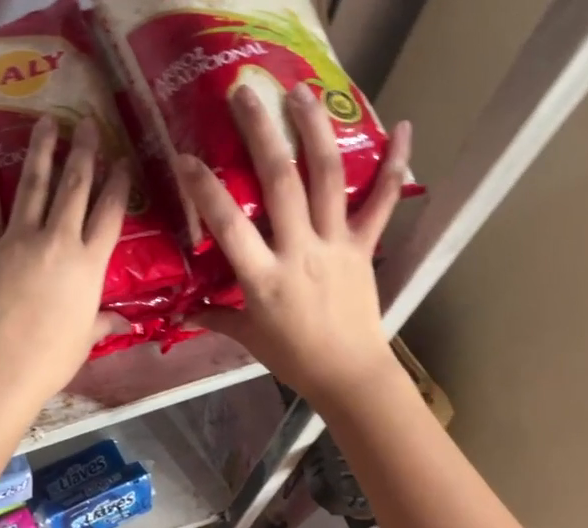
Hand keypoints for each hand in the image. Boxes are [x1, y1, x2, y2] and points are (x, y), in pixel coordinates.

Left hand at [0, 116, 130, 409]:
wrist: (3, 369)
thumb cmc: (51, 360)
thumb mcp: (84, 340)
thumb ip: (101, 322)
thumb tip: (124, 324)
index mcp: (89, 265)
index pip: (109, 213)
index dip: (117, 184)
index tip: (122, 159)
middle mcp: (59, 242)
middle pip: (75, 187)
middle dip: (83, 151)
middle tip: (85, 122)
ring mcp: (20, 241)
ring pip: (34, 186)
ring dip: (41, 151)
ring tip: (45, 123)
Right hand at [172, 86, 413, 402]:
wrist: (348, 373)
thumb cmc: (294, 359)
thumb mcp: (248, 338)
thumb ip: (215, 316)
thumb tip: (182, 310)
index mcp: (265, 279)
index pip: (230, 227)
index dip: (207, 191)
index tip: (187, 159)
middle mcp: (300, 253)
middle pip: (281, 183)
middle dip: (261, 134)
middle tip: (245, 95)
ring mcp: (336, 245)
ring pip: (327, 179)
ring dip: (314, 131)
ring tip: (301, 94)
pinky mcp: (364, 247)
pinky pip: (382, 202)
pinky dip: (395, 165)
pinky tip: (404, 128)